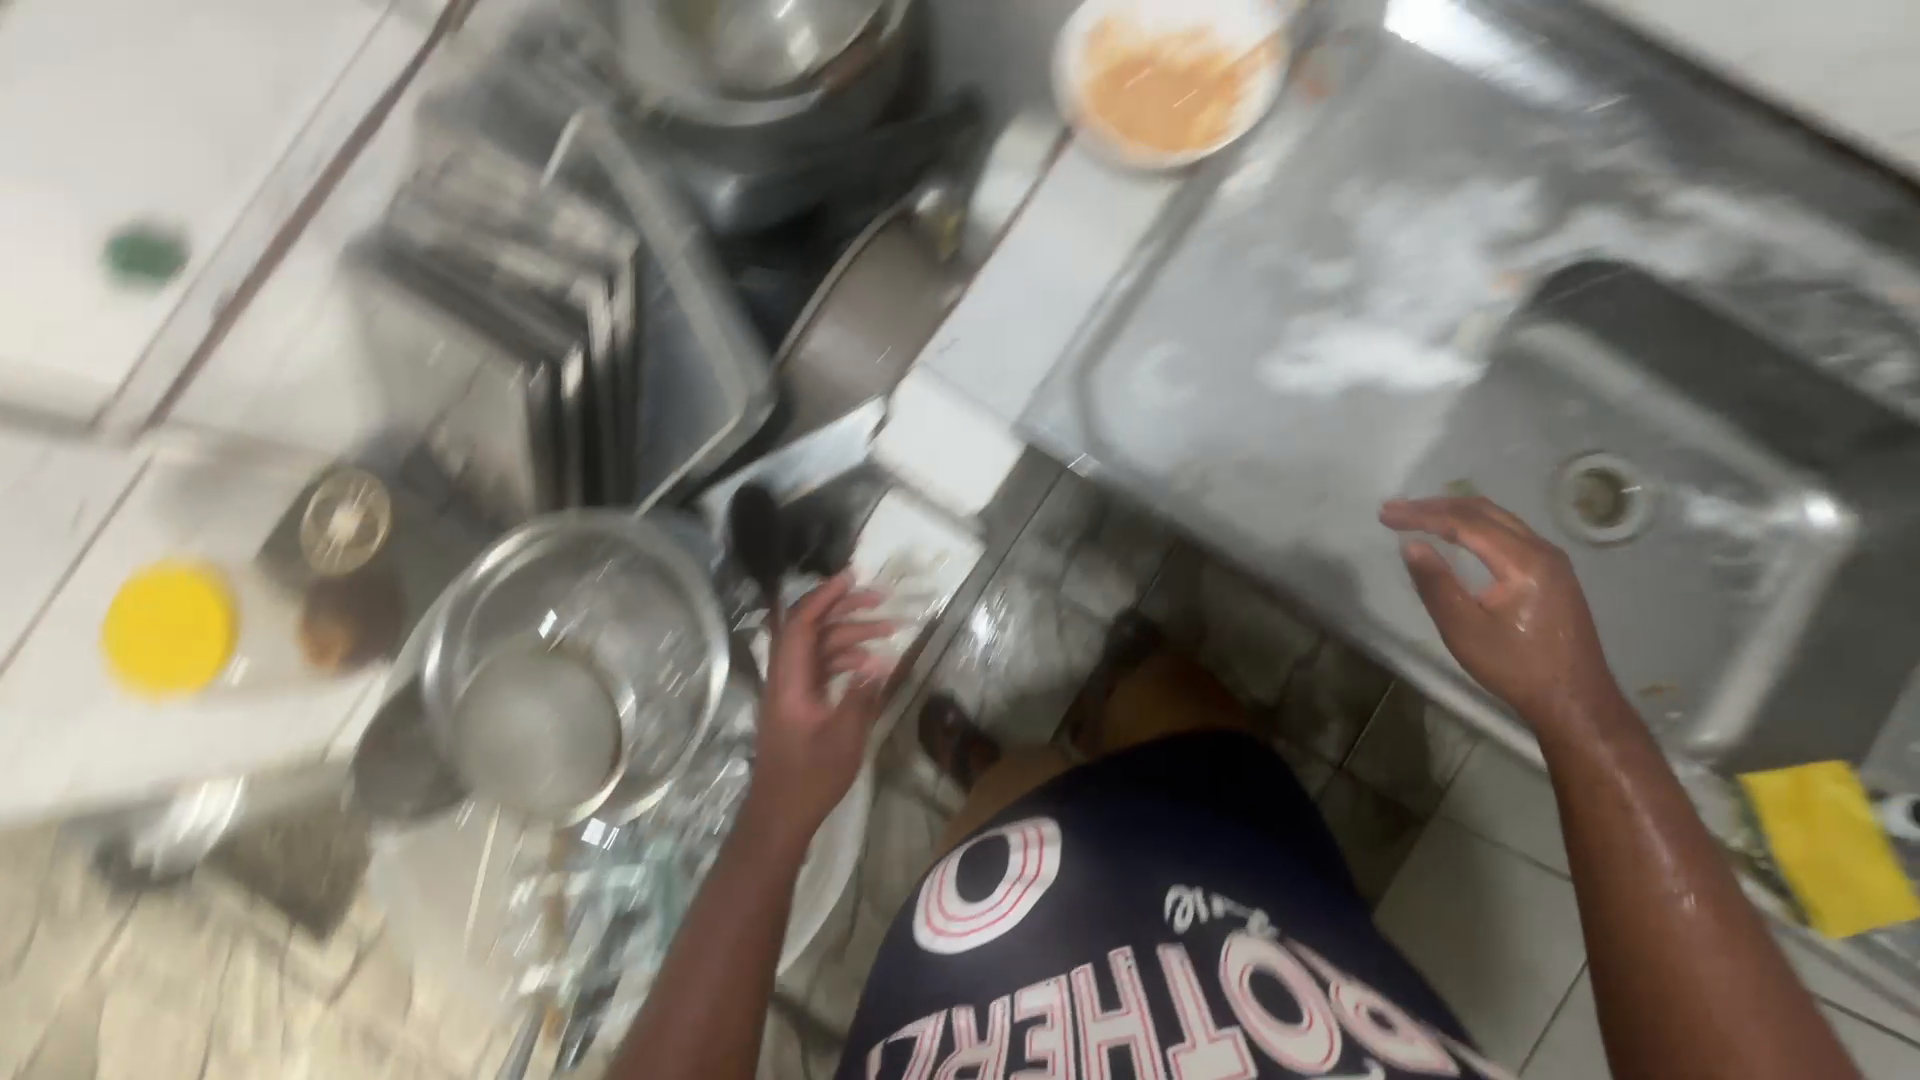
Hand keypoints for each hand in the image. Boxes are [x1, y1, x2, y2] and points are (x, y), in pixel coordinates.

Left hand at [747, 573, 894, 843]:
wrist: (779, 816)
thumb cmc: (809, 779)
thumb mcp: (844, 739)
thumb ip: (862, 697)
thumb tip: (880, 663)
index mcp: (789, 680)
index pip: (800, 623)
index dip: (824, 595)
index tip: (852, 577)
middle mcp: (786, 678)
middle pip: (810, 629)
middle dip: (844, 608)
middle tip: (880, 599)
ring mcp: (792, 691)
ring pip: (819, 648)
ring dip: (851, 635)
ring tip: (888, 630)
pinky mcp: (800, 704)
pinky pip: (822, 668)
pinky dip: (846, 659)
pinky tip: (872, 664)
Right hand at [1380, 497, 1621, 728]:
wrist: (1574, 699)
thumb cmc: (1515, 666)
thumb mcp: (1463, 629)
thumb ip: (1435, 583)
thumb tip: (1411, 545)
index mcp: (1523, 561)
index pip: (1464, 522)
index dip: (1421, 515)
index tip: (1385, 515)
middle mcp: (1542, 550)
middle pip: (1483, 511)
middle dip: (1435, 507)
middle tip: (1396, 510)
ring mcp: (1552, 561)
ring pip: (1498, 520)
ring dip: (1455, 513)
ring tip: (1419, 516)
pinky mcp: (1553, 573)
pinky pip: (1509, 533)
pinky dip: (1475, 526)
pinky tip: (1457, 536)